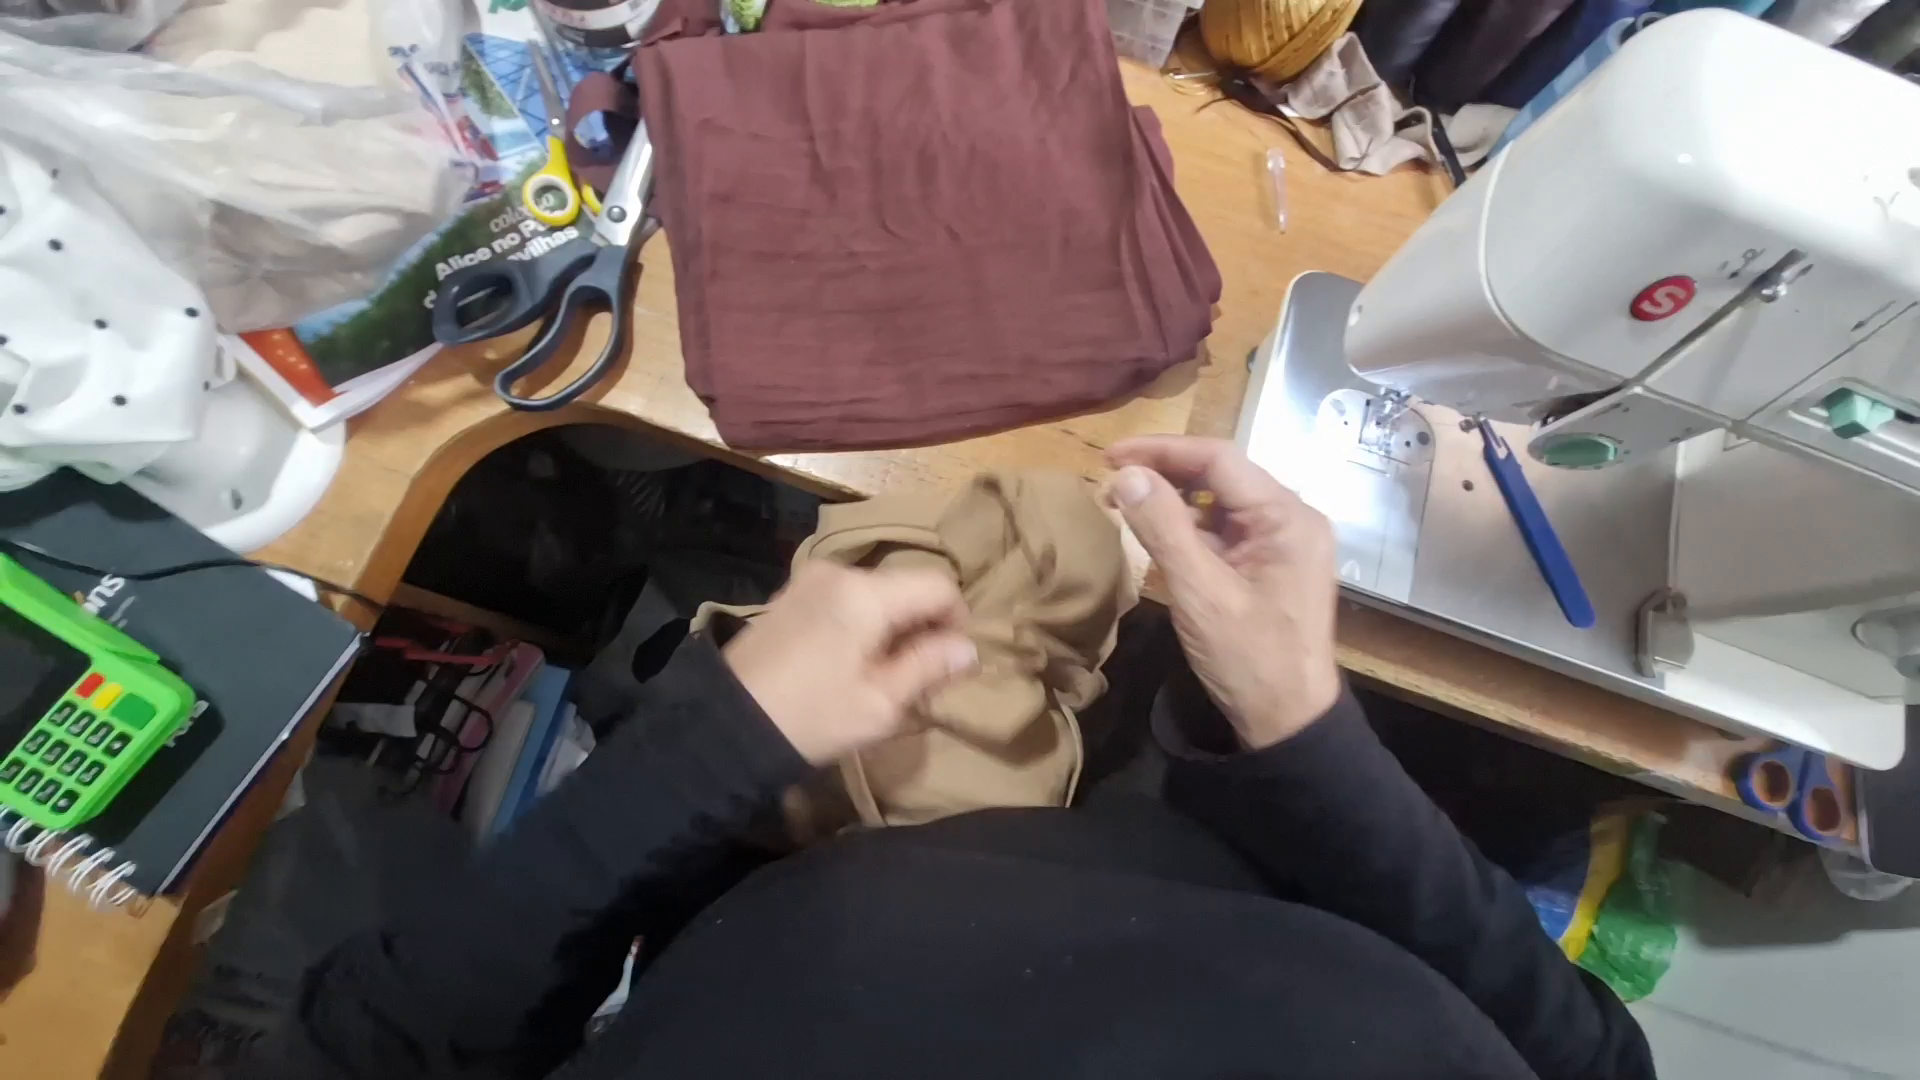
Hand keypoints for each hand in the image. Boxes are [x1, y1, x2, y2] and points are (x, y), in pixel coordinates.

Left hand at [723, 562, 978, 765]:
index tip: (953, 661)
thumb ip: (928, 667)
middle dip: (924, 624)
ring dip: (895, 623)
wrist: (723, 723)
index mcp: (866, 594)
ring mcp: (812, 578)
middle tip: (923, 673)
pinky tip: (854, 657)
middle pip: (907, 585)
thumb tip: (968, 649)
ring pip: (878, 590)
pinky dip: (865, 619)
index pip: (938, 586)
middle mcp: (841, 571)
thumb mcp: (879, 703)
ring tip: (888, 669)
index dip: (957, 620)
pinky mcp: (793, 592)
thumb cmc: (810, 717)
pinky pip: (848, 596)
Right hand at [1107, 436, 1340, 748]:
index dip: (1161, 450)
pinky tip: (1156, 534)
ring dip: (1173, 499)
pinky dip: (1188, 527)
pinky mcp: (1267, 564)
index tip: (1111, 456)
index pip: (1219, 458)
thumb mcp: (1199, 593)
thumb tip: (1126, 475)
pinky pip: (1223, 530)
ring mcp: (1281, 543)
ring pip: (1219, 502)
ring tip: (1126, 503)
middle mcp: (1290, 519)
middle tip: (1112, 479)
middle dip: (1165, 472)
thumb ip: (1163, 529)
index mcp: (1287, 517)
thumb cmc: (1248, 659)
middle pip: (1221, 475)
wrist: (1288, 722)